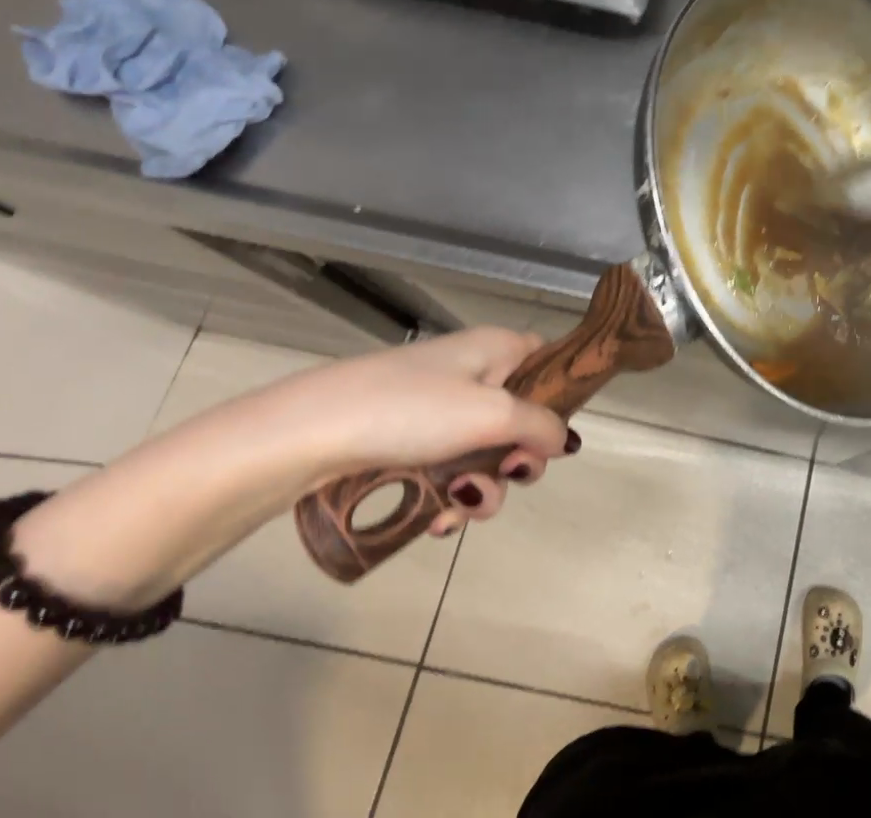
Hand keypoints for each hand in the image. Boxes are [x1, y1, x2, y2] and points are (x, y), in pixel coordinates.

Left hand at [278, 327, 576, 531]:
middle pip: (521, 421)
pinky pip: (450, 476)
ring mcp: (436, 413)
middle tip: (508, 473)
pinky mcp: (407, 447)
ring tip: (459, 506)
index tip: (556, 433)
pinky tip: (437, 520)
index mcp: (494, 350)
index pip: (548, 360)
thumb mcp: (489, 414)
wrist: (306, 436)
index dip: (560, 396)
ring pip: (487, 458)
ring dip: (484, 491)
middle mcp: (470, 377)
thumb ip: (541, 426)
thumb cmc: (407, 411)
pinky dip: (450, 501)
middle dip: (519, 460)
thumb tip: (564, 441)